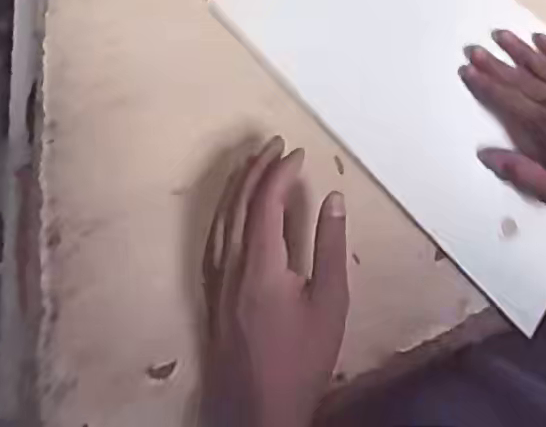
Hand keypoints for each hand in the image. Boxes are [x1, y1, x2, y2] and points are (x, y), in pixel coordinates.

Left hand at [203, 137, 348, 426]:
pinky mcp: (211, 290)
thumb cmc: (300, 359)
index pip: (266, 200)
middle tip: (276, 144)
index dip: (280, 171)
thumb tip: (334, 198)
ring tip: (254, 161)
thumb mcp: (330, 304)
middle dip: (257, 167)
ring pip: (222, 215)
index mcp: (261, 263)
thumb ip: (331, 247)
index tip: (298, 153)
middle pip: (239, 201)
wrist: (256, 414)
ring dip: (238, 183)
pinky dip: (225, 207)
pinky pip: (214, 234)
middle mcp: (232, 262)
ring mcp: (216, 276)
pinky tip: (232, 204)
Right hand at [461, 30, 545, 256]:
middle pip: (522, 79)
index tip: (468, 71)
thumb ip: (523, 173)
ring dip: (520, 50)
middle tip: (475, 50)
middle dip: (496, 64)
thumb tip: (487, 155)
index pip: (510, 101)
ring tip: (500, 35)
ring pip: (543, 66)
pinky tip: (540, 39)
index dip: (487, 86)